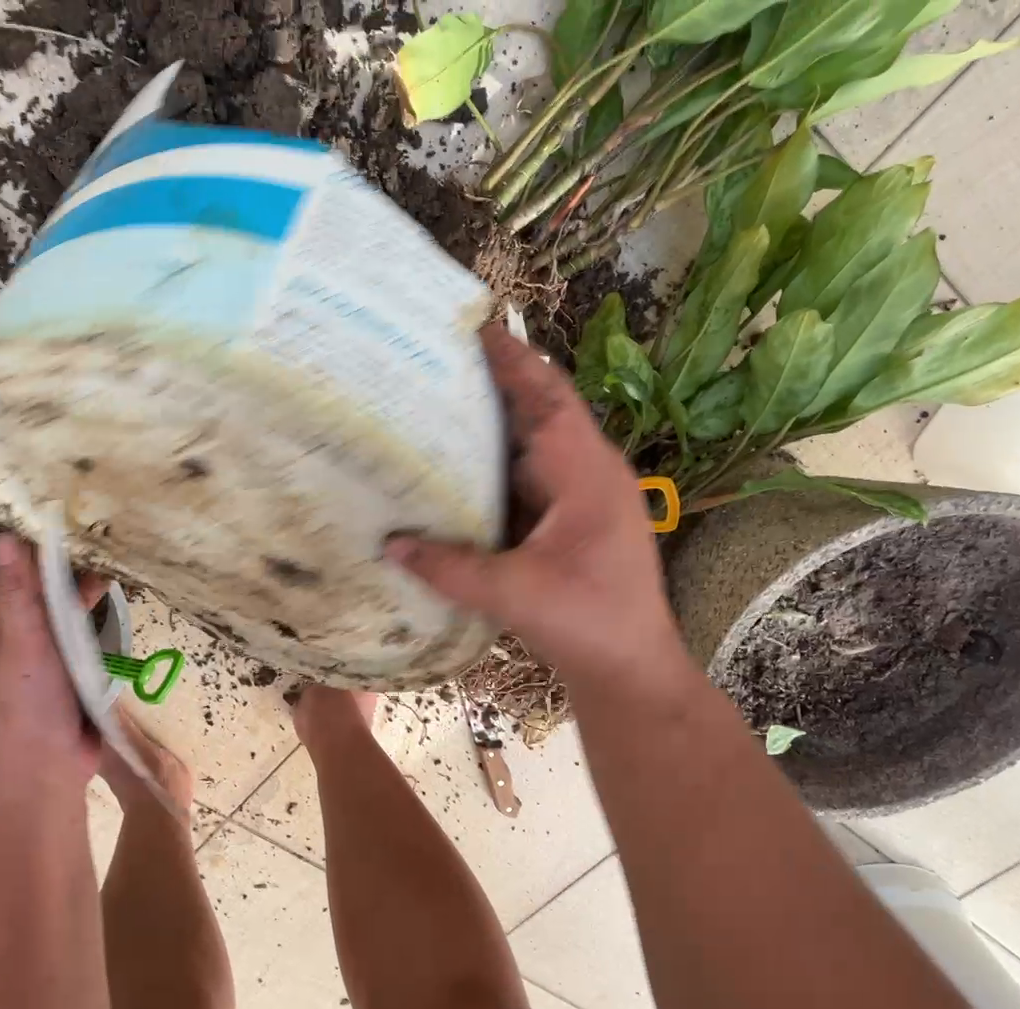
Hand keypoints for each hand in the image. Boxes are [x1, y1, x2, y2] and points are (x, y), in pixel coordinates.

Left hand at [0, 534, 100, 791]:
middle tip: (95, 537)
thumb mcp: (23, 647)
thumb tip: (3, 539)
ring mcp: (43, 657)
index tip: (59, 514)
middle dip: (62, 566)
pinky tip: (111, 605)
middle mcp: (17, 637)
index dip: (29, 544)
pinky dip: (91, 618)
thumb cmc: (28, 709)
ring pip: (60, 612)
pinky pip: (79, 637)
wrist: (48, 775)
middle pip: (37, 590)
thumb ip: (17, 596)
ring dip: (79, 590)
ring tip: (108, 565)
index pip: (8, 572)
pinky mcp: (68, 675)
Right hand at [386, 325, 683, 686]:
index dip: (515, 362)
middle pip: (540, 412)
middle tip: (442, 359)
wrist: (630, 668)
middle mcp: (588, 475)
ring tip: (440, 402)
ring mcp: (580, 498)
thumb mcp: (513, 594)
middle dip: (496, 382)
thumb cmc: (587, 623)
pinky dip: (494, 464)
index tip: (476, 327)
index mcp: (588, 476)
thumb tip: (389, 544)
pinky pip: (526, 477)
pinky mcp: (568, 521)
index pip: (550, 400)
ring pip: (532, 444)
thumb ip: (449, 568)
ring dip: (493, 423)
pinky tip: (456, 466)